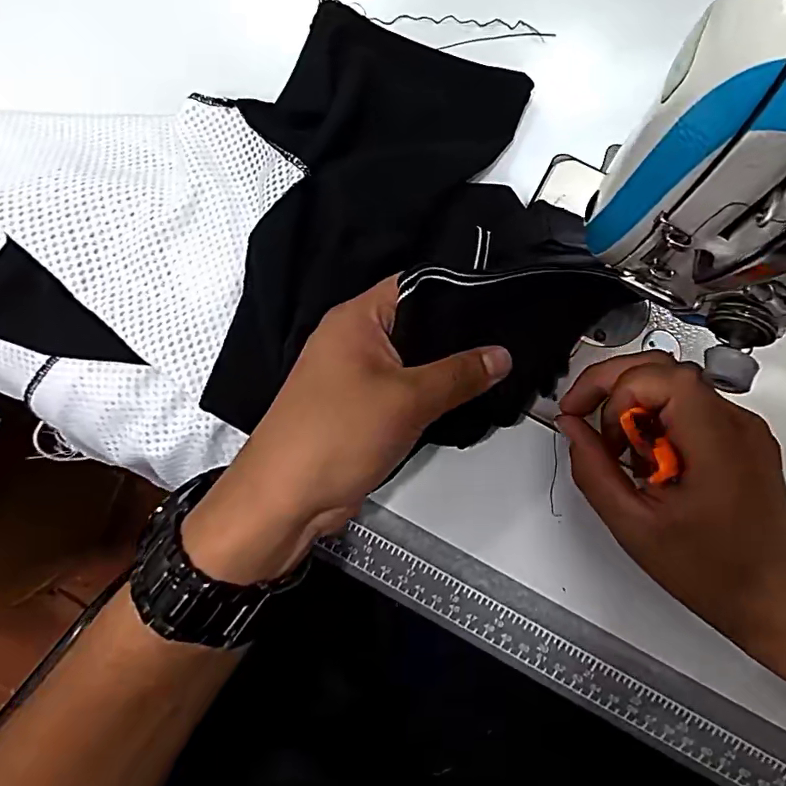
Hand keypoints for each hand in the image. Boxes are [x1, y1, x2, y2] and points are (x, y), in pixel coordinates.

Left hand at [180, 276, 510, 582]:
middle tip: (500, 337)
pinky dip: (427, 392)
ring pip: (410, 358)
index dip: (455, 287)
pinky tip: (458, 398)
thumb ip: (459, 374)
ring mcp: (353, 373)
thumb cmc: (329, 439)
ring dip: (442, 367)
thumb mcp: (409, 400)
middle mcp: (352, 339)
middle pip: (415, 321)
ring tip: (488, 366)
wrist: (284, 502)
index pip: (414, 283)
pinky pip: (401, 387)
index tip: (494, 299)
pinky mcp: (358, 405)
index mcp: (356, 318)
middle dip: (455, 333)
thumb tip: (499, 356)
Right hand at [556, 352, 785, 642]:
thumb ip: (594, 471)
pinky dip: (659, 418)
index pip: (657, 376)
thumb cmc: (719, 571)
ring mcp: (742, 424)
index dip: (613, 392)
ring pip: (674, 381)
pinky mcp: (739, 432)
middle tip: (587, 416)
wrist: (774, 592)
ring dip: (636, 405)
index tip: (589, 420)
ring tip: (628, 452)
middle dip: (614, 385)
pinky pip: (690, 403)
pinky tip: (653, 458)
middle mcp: (735, 422)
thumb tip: (573, 429)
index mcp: (715, 441)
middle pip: (663, 367)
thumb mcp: (636, 527)